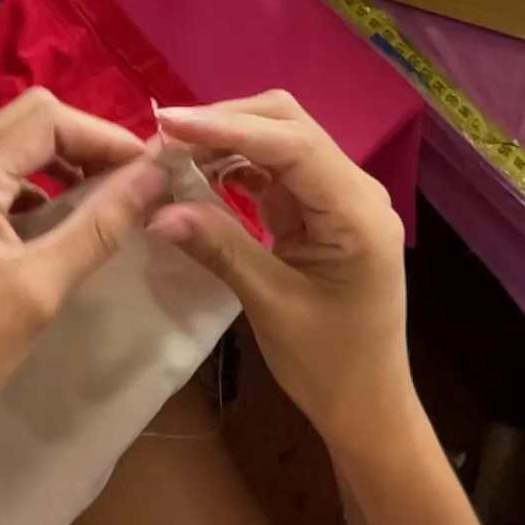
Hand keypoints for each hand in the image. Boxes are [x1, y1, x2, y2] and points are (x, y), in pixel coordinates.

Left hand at [0, 88, 166, 477]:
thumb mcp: (40, 289)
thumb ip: (101, 224)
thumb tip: (156, 177)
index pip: (46, 118)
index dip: (104, 135)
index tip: (151, 170)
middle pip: (28, 121)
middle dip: (85, 142)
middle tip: (132, 182)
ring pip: (13, 148)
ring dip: (62, 163)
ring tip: (108, 201)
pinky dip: (37, 189)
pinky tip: (63, 224)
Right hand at [147, 91, 410, 453]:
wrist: (366, 402)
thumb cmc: (330, 363)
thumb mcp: (271, 305)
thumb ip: (219, 248)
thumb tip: (157, 210)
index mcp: (357, 212)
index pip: (293, 145)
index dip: (228, 128)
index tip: (169, 124)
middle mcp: (353, 189)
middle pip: (287, 125)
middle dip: (224, 122)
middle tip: (163, 138)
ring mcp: (334, 195)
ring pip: (276, 139)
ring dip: (224, 139)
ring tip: (171, 154)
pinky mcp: (314, 207)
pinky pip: (270, 167)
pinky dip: (232, 163)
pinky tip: (198, 171)